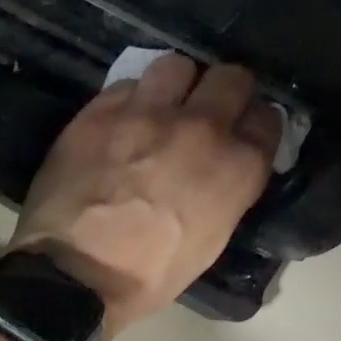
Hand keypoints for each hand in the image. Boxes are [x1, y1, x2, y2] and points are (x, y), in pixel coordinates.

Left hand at [10, 55, 277, 340]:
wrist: (74, 273)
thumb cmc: (146, 274)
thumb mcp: (211, 238)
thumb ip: (225, 188)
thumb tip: (219, 168)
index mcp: (239, 166)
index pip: (266, 117)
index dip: (248, 122)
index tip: (235, 130)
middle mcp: (201, 128)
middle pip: (229, 78)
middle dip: (218, 90)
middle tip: (198, 109)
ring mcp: (146, 115)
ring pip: (174, 66)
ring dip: (170, 83)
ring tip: (154, 106)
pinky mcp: (97, 114)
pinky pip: (122, 86)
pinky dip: (124, 99)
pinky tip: (115, 120)